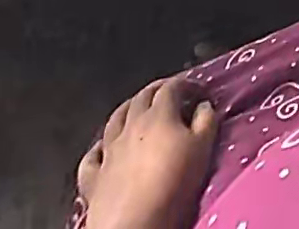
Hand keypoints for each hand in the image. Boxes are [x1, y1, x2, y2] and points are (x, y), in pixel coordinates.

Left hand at [77, 76, 221, 228]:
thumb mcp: (202, 147)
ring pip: (115, 120)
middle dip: (156, 89)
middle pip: (141, 97)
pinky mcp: (93, 178)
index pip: (171, 88)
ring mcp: (109, 152)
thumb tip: (203, 105)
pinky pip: (92, 156)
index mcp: (159, 115)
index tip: (198, 90)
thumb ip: (206, 121)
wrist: (134, 225)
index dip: (185, 83)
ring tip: (137, 107)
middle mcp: (132, 126)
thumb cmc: (173, 183)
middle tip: (169, 90)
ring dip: (127, 108)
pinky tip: (104, 148)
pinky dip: (99, 147)